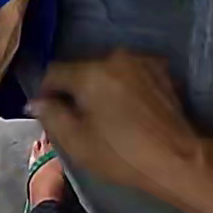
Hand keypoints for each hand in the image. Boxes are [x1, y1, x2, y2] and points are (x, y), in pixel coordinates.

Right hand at [32, 53, 212, 212]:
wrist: (176, 155)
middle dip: (75, 87)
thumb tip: (37, 100)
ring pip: (108, 69)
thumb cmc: (122, 153)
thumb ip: (51, 115)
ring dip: (101, 85)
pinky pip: (130, 72)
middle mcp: (116, 57)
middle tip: (76, 115)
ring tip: (104, 113)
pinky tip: (128, 108)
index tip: (46, 108)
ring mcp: (141, 60)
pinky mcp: (160, 68)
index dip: (46, 89)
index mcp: (91, 72)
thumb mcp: (77, 142)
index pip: (55, 71)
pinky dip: (124, 84)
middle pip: (83, 68)